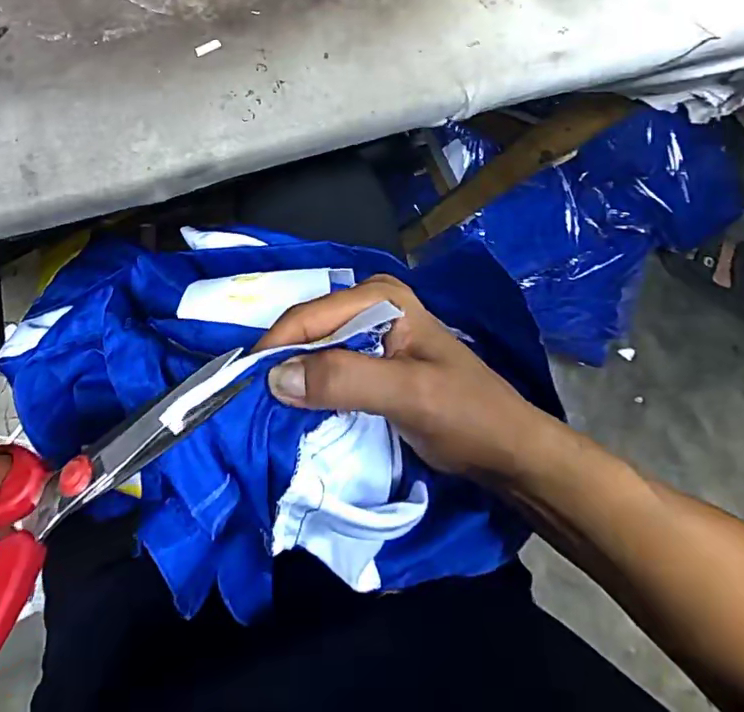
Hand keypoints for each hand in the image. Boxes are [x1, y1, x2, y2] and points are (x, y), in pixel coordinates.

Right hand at [258, 275, 560, 480]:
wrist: (503, 446)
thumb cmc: (466, 413)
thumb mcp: (408, 394)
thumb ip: (346, 379)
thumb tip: (275, 375)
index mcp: (383, 297)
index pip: (309, 316)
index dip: (274, 350)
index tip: (240, 392)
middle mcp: (372, 305)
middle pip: (307, 329)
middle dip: (279, 363)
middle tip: (245, 406)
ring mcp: (371, 333)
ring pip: (313, 349)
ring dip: (290, 378)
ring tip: (261, 412)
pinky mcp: (371, 362)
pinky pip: (326, 368)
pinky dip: (308, 388)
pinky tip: (294, 411)